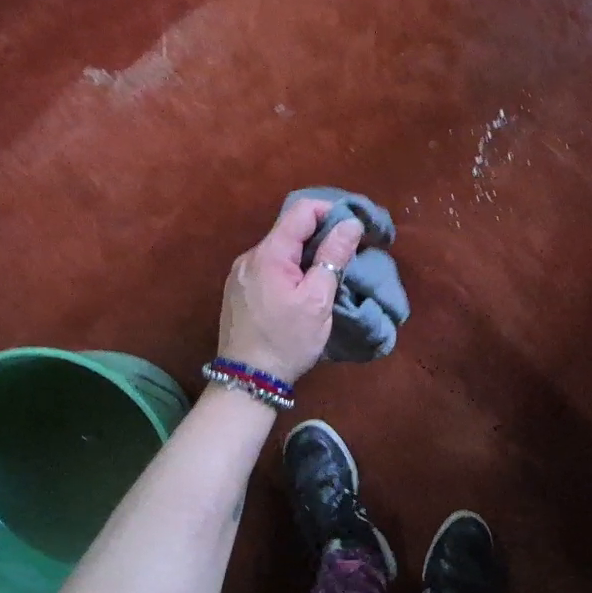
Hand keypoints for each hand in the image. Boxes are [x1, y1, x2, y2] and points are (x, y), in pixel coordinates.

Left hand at [217, 199, 363, 383]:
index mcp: (269, 253)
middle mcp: (250, 256)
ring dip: (305, 254)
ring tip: (327, 274)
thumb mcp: (318, 301)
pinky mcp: (238, 290)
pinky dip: (289, 268)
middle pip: (290, 229)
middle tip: (346, 254)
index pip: (302, 210)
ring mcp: (240, 274)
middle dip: (321, 235)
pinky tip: (301, 290)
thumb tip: (350, 223)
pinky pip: (269, 266)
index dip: (330, 212)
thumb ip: (333, 257)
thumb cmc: (287, 341)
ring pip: (280, 249)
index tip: (353, 230)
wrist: (246, 382)